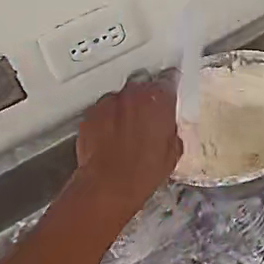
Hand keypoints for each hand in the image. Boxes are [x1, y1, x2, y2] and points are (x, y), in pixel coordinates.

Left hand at [73, 79, 182, 216]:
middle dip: (145, 99)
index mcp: (160, 97)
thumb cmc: (144, 170)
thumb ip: (171, 129)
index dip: (170, 87)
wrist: (108, 185)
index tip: (169, 94)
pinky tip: (110, 138)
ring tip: (127, 132)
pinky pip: (101, 112)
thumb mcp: (173, 150)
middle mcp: (134, 93)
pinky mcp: (89, 115)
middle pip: (142, 85)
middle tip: (148, 119)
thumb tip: (168, 129)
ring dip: (124, 109)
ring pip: (120, 98)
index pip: (169, 78)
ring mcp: (109, 103)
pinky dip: (106, 120)